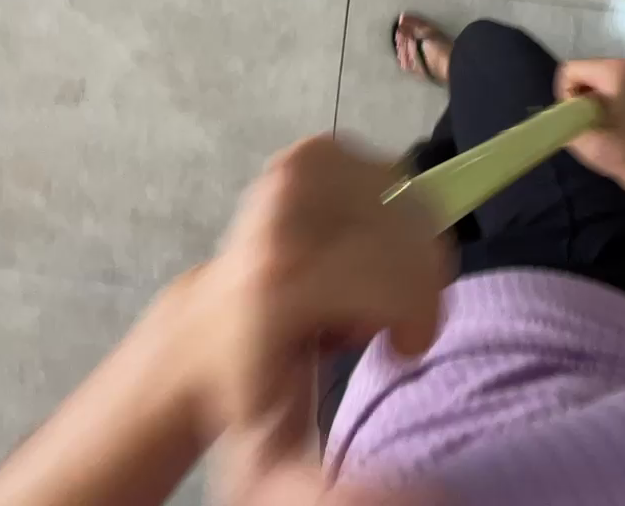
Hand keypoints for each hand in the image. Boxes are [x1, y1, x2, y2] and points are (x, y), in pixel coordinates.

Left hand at [178, 134, 451, 499]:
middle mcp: (285, 214)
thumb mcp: (280, 458)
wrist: (204, 329)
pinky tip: (356, 243)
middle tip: (376, 318)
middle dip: (414, 283)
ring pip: (409, 202)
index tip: (403, 348)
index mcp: (283, 283)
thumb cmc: (251, 390)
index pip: (400, 280)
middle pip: (413, 236)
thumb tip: (420, 499)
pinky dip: (387, 210)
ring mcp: (296, 172)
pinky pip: (390, 173)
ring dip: (399, 249)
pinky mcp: (308, 153)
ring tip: (358, 281)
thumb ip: (331, 491)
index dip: (420, 315)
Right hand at [556, 59, 624, 182]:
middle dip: (578, 95)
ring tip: (598, 121)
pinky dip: (604, 97)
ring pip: (595, 77)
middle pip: (584, 70)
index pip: (570, 70)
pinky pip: (610, 83)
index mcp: (615, 71)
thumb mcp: (583, 139)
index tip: (575, 118)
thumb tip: (556, 113)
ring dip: (589, 97)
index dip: (565, 95)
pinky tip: (611, 118)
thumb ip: (561, 120)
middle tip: (585, 121)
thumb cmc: (623, 153)